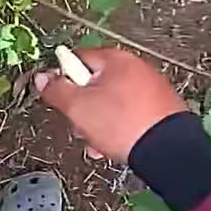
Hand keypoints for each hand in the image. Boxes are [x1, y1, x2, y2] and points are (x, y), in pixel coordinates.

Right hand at [36, 47, 188, 159]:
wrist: (167, 150)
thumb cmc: (122, 124)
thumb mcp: (78, 107)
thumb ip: (56, 90)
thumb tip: (42, 78)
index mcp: (115, 60)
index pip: (77, 59)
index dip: (63, 80)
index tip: (60, 98)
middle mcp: (135, 68)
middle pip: (94, 83)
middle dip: (82, 108)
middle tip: (81, 125)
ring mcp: (150, 88)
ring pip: (110, 103)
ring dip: (98, 123)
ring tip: (100, 142)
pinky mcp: (160, 109)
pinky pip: (129, 115)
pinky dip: (119, 129)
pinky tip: (115, 146)